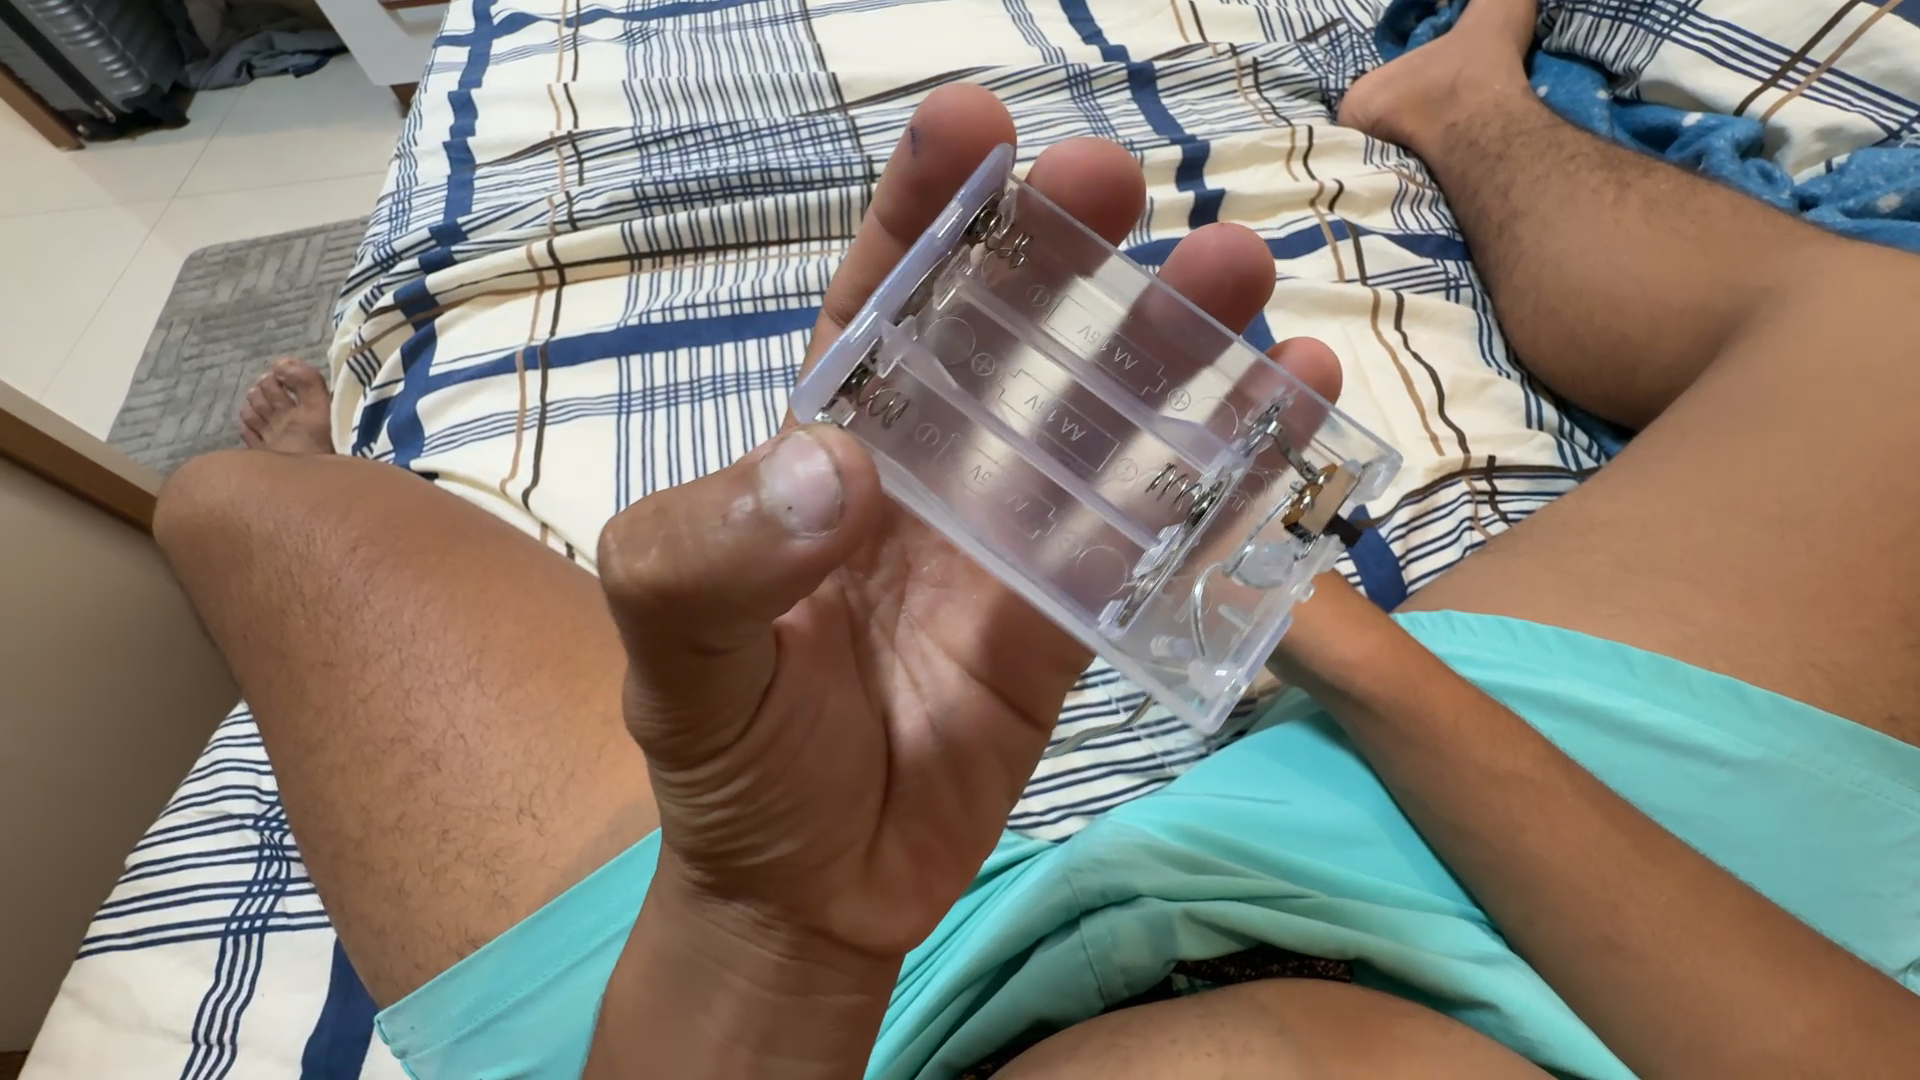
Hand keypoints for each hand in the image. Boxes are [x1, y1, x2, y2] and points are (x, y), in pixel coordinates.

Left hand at [596, 85, 1343, 961]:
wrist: (810, 882)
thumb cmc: (730, 756)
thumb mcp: (673, 651)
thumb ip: (710, 553)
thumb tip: (837, 470)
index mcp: (824, 452)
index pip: (875, 305)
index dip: (922, 212)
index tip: (976, 125)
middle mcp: (926, 478)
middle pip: (1008, 339)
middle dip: (1064, 252)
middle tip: (1123, 183)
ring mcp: (1007, 545)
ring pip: (1101, 423)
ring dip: (1171, 346)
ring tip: (1241, 270)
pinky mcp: (1070, 618)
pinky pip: (1153, 534)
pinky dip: (1220, 474)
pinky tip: (1289, 409)